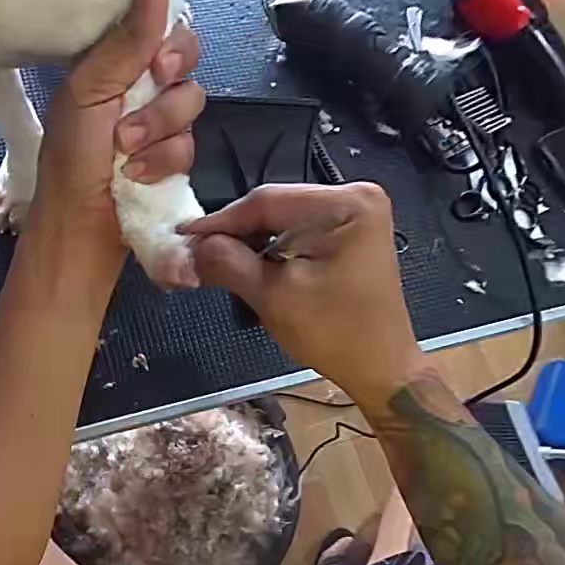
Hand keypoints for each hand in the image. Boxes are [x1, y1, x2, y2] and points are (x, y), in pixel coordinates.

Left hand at [30, 0, 204, 265]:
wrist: (80, 226)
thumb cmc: (73, 158)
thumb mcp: (92, 89)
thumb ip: (130, 37)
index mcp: (115, 64)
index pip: (166, 33)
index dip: (171, 49)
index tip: (157, 68)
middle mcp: (142, 91)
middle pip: (187, 73)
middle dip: (164, 102)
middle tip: (133, 122)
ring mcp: (159, 129)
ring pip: (191, 114)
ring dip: (159, 137)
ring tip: (127, 158)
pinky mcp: (173, 163)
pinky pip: (191, 149)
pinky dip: (165, 164)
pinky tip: (140, 177)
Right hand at [182, 183, 430, 407]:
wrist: (382, 368)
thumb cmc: (335, 334)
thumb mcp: (274, 297)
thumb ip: (228, 263)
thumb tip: (188, 246)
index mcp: (347, 203)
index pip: (266, 201)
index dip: (219, 221)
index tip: (182, 237)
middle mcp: (358, 197)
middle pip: (277, 208)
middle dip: (237, 234)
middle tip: (196, 255)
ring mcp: (359, 215)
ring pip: (287, 221)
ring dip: (254, 243)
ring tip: (219, 264)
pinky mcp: (354, 236)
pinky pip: (303, 233)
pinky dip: (277, 251)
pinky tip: (253, 267)